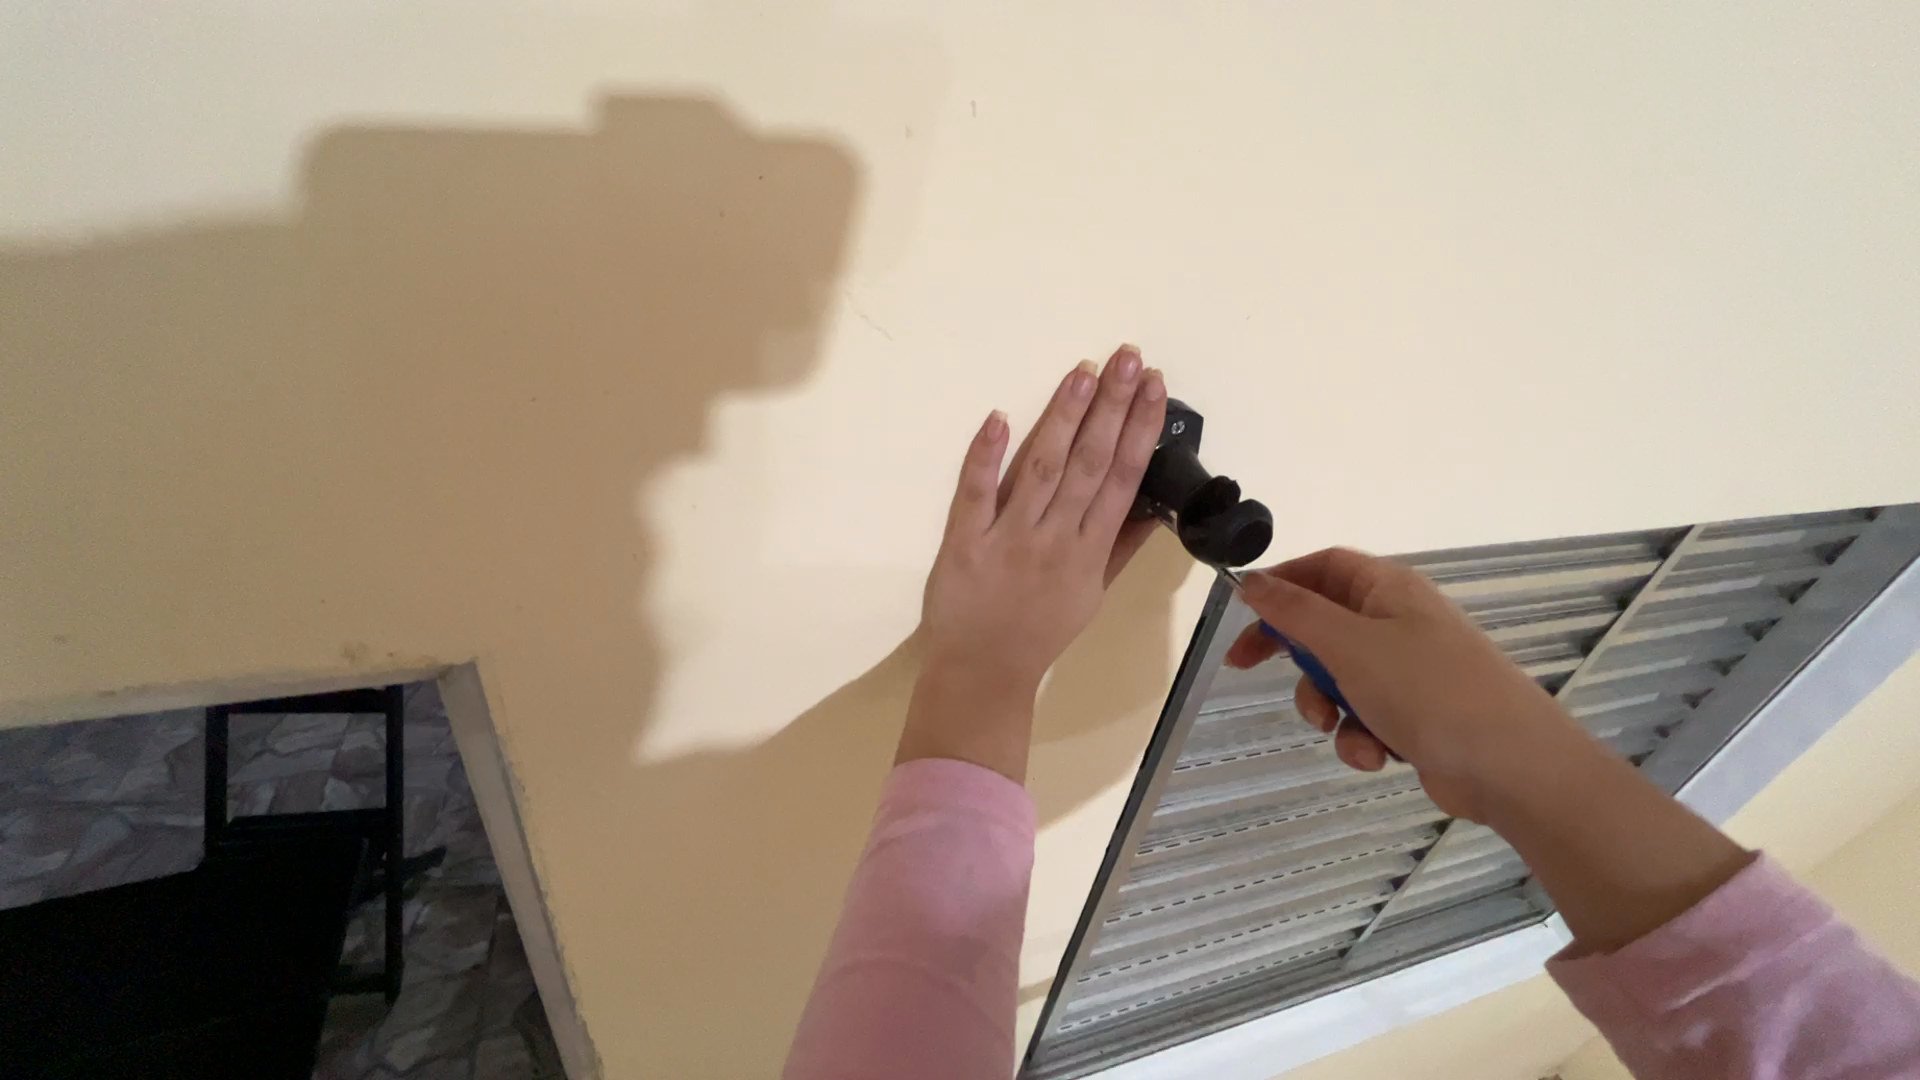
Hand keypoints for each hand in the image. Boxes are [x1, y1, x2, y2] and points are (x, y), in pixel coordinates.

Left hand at [897, 347, 1167, 782]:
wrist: (984, 672)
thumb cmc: (1040, 632)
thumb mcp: (1093, 596)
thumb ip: (1121, 549)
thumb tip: (1154, 507)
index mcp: (1090, 551)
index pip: (1123, 479)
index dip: (1141, 429)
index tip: (1156, 387)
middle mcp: (1056, 538)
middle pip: (1089, 464)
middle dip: (1112, 407)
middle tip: (1130, 357)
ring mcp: (1008, 539)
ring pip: (1041, 470)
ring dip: (1062, 418)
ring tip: (1083, 372)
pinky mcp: (964, 542)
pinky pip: (976, 495)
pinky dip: (985, 457)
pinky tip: (999, 417)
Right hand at [1223, 547, 1582, 820]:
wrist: (1517, 771)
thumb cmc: (1429, 690)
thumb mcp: (1349, 644)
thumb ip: (1294, 611)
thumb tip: (1251, 580)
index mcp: (1387, 590)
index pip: (1322, 566)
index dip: (1280, 581)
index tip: (1242, 608)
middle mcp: (1396, 622)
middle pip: (1321, 622)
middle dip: (1289, 652)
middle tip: (1242, 665)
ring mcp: (1407, 669)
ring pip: (1335, 675)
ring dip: (1323, 704)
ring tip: (1334, 727)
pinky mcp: (1414, 714)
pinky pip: (1361, 713)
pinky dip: (1356, 734)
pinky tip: (1372, 754)